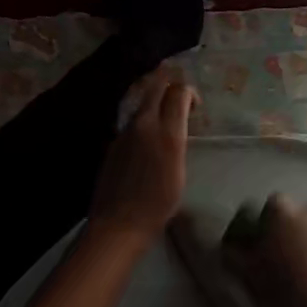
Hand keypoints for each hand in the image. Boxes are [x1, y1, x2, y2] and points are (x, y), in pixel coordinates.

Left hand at [87, 69, 196, 243]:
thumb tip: (176, 129)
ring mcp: (124, 133)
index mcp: (167, 133)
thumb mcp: (179, 173)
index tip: (194, 106)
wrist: (118, 222)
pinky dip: (141, 121)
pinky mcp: (112, 145)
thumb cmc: (157, 206)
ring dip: (153, 102)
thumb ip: (177, 144)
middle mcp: (143, 125)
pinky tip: (145, 138)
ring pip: (140, 104)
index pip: (178, 92)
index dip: (189, 93)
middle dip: (168, 84)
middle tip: (177, 95)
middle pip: (155, 87)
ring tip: (163, 115)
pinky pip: (129, 124)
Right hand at [220, 193, 306, 306]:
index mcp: (281, 212)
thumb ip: (233, 255)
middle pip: (295, 214)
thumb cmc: (285, 290)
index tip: (261, 242)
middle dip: (288, 229)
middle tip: (284, 256)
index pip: (268, 205)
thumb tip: (228, 246)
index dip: (263, 223)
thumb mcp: (247, 276)